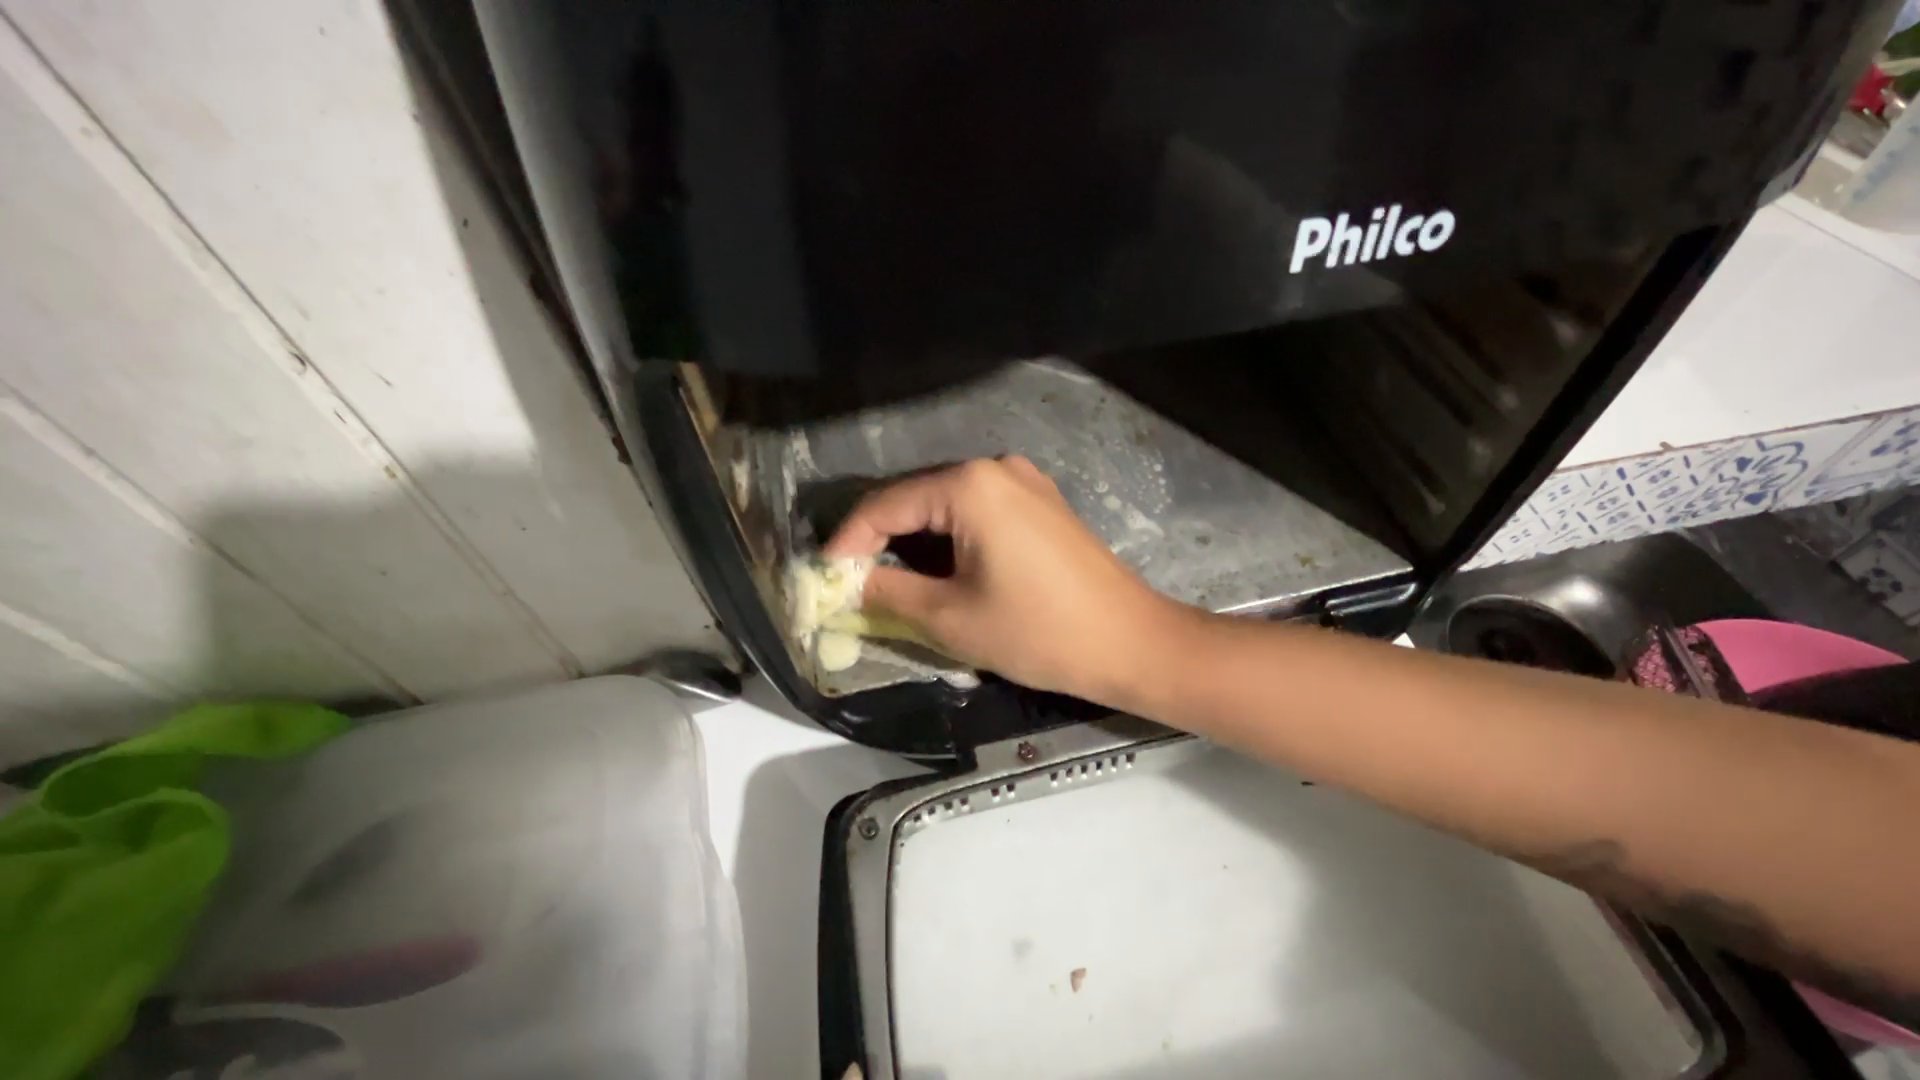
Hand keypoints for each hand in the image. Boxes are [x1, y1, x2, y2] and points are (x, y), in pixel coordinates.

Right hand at [823, 457, 1190, 705]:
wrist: (1132, 643)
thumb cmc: (1038, 631)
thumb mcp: (950, 617)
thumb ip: (889, 591)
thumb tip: (849, 583)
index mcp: (969, 485)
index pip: (885, 505)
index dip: (847, 542)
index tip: (823, 577)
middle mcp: (995, 468)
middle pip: (915, 498)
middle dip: (879, 539)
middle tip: (851, 582)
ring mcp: (1024, 481)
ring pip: (946, 505)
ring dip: (914, 540)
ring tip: (887, 581)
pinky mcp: (1042, 502)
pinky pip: (978, 512)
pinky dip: (949, 538)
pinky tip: (937, 569)